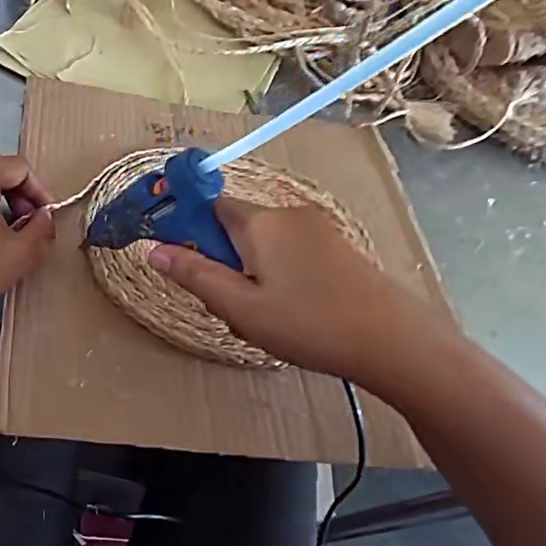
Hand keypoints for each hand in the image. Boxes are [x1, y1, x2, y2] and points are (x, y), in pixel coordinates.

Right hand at [147, 198, 458, 391]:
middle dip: (221, 262)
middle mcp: (288, 215)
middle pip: (234, 228)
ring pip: (261, 245)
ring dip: (248, 274)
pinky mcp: (336, 248)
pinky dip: (275, 277)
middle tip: (230, 306)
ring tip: (263, 317)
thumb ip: (194, 274)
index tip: (181, 261)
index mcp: (261, 222)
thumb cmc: (309, 325)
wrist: (392, 341)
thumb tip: (153, 248)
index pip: (208, 205)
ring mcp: (317, 229)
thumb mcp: (240, 306)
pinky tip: (290, 312)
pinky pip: (287, 253)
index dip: (186, 226)